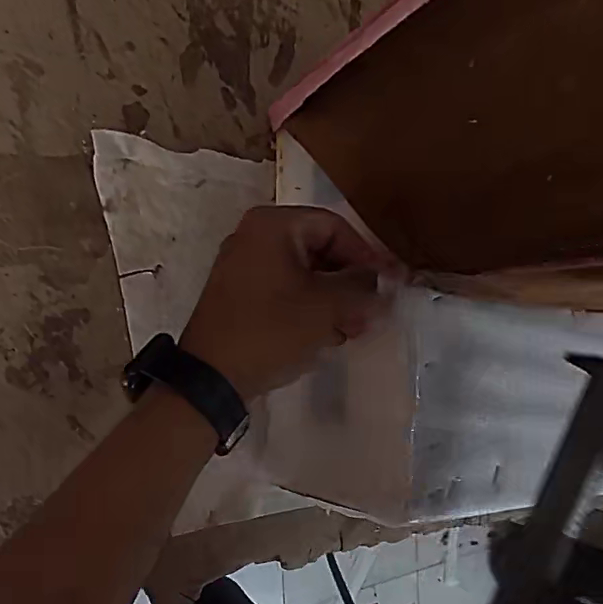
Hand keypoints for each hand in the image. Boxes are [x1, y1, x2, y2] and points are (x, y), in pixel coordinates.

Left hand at [179, 206, 390, 400]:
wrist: (213, 377)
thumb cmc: (270, 332)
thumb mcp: (325, 308)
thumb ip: (363, 290)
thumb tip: (388, 284)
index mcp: (273, 226)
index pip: (336, 227)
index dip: (368, 256)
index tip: (390, 284)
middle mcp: (256, 237)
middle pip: (321, 250)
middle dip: (351, 282)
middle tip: (374, 310)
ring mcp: (246, 267)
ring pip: (306, 274)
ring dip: (335, 299)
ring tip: (355, 328)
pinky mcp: (242, 296)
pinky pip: (288, 292)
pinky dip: (311, 308)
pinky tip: (329, 334)